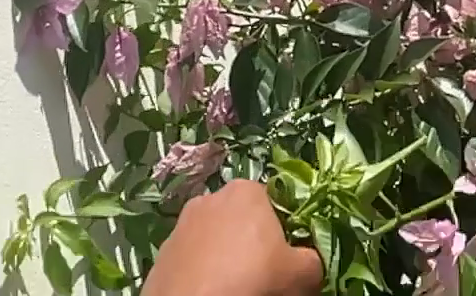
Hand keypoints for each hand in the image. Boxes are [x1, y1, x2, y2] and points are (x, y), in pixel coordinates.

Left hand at [143, 180, 322, 295]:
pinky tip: (207, 292)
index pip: (273, 204)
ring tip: (231, 287)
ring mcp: (183, 224)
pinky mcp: (163, 251)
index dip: (280, 233)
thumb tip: (312, 264)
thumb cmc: (248, 278)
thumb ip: (312, 261)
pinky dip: (200, 274)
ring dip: (223, 258)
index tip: (281, 258)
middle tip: (259, 275)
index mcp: (247, 190)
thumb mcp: (298, 272)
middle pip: (241, 220)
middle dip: (249, 243)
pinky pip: (191, 260)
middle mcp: (212, 197)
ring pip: (214, 240)